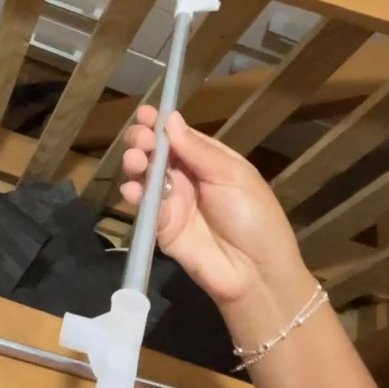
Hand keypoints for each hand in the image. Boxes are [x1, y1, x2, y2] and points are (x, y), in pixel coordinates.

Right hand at [120, 106, 308, 310]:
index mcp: (208, 161)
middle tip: (139, 141)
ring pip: (144, 175)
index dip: (160, 124)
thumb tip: (171, 119)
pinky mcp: (160, 226)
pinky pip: (142, 205)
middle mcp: (186, 177)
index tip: (145, 113)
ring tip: (136, 162)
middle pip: (156, 152)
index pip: (178, 136)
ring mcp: (171, 201)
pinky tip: (132, 190)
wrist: (255, 273)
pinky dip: (133, 194)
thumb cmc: (253, 218)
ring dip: (135, 163)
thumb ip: (199, 150)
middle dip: (143, 141)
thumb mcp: (233, 176)